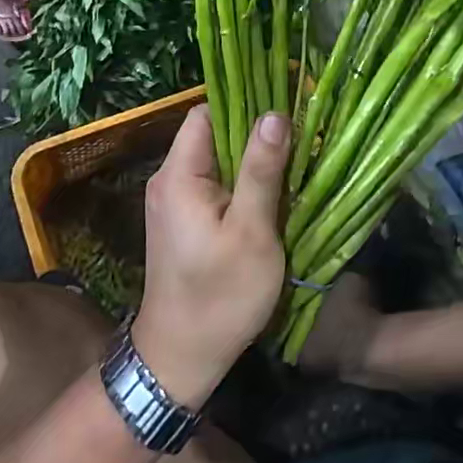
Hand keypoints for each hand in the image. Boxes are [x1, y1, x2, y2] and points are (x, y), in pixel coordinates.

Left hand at [133, 106, 289, 407]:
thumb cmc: (221, 294)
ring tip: (288, 170)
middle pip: (209, 136)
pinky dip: (237, 186)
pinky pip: (209, 186)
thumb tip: (274, 113)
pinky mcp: (179, 221)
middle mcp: (167, 179)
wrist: (181, 355)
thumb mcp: (251, 231)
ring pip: (213, 162)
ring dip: (247, 164)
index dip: (243, 107)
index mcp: (178, 174)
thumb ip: (261, 170)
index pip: (205, 113)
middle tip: (295, 144)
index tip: (283, 114)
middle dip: (251, 137)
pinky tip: (266, 199)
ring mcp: (170, 201)